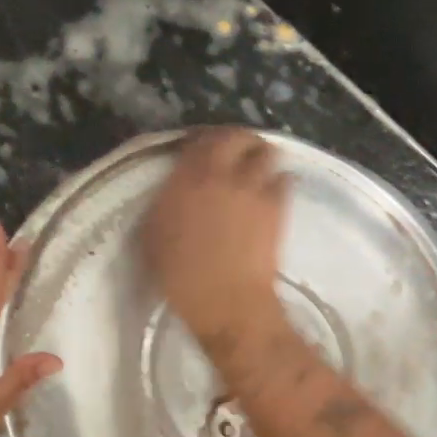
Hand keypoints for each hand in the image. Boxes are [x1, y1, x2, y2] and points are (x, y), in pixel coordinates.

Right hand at [140, 127, 290, 343]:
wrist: (225, 300)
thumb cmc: (179, 275)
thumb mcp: (152, 236)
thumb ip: (164, 203)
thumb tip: (172, 190)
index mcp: (185, 180)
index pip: (198, 140)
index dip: (200, 139)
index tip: (197, 148)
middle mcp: (221, 175)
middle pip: (237, 136)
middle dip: (235, 140)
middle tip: (230, 152)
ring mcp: (254, 189)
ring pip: (267, 152)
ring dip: (260, 156)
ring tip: (254, 168)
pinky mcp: (278, 207)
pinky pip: (284, 179)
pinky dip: (277, 180)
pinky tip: (269, 193)